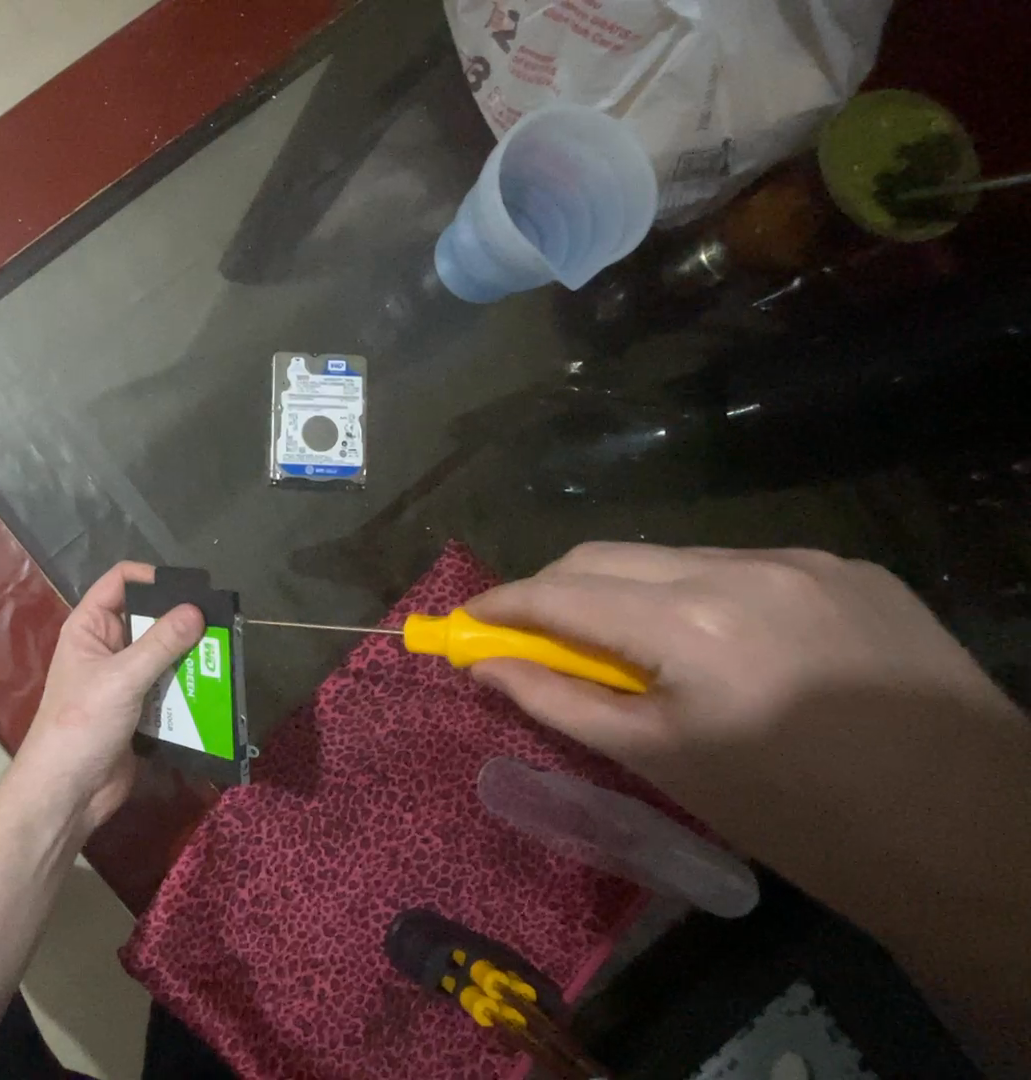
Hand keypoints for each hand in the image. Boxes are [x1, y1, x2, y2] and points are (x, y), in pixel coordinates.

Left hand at [12, 562, 202, 835]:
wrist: (68, 791)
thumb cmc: (82, 724)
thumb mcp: (121, 678)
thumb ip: (160, 644)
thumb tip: (197, 610)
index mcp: (89, 627)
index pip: (120, 581)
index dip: (152, 577)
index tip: (191, 587)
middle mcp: (106, 647)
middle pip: (148, 618)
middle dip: (182, 621)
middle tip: (223, 623)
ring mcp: (123, 680)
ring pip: (163, 655)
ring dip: (190, 657)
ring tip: (228, 654)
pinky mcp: (139, 709)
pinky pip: (168, 687)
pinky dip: (189, 687)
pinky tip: (217, 687)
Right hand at [465, 543, 1030, 967]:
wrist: (983, 842)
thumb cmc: (795, 816)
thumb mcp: (657, 760)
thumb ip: (555, 699)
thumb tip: (480, 664)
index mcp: (692, 624)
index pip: (558, 592)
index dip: (498, 605)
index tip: (462, 624)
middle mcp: (742, 569)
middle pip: (600, 556)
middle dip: (549, 592)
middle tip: (531, 640)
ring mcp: (802, 561)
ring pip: (663, 556)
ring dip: (619, 593)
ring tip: (628, 650)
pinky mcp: (847, 568)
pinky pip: (731, 565)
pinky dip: (688, 594)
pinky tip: (712, 643)